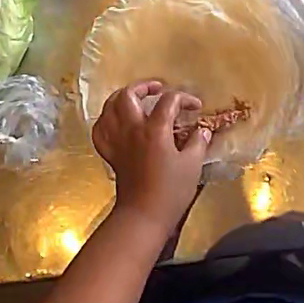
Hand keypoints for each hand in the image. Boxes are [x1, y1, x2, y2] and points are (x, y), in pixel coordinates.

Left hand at [93, 80, 210, 232]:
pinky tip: (118, 121)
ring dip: (123, 98)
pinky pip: (101, 129)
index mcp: (154, 130)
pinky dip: (108, 119)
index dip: (184, 99)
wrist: (144, 215)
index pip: (168, 101)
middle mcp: (131, 130)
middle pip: (128, 95)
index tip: (195, 107)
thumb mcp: (192, 165)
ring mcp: (117, 141)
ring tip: (136, 99)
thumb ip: (198, 142)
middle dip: (144, 87)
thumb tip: (202, 129)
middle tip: (158, 89)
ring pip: (110, 107)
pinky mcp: (109, 153)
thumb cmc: (171, 191)